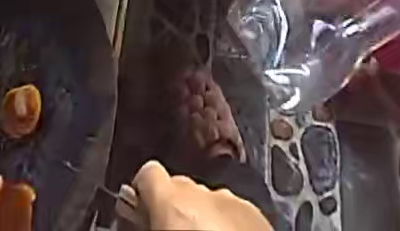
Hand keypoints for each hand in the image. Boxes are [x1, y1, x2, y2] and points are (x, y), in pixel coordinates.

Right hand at [117, 160, 272, 230]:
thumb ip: (151, 226)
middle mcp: (203, 194)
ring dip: (201, 221)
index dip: (142, 194)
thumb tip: (146, 222)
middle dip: (173, 211)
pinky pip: (232, 213)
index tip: (141, 216)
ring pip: (207, 202)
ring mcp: (234, 202)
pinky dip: (226, 228)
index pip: (147, 173)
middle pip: (179, 188)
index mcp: (174, 204)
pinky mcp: (258, 215)